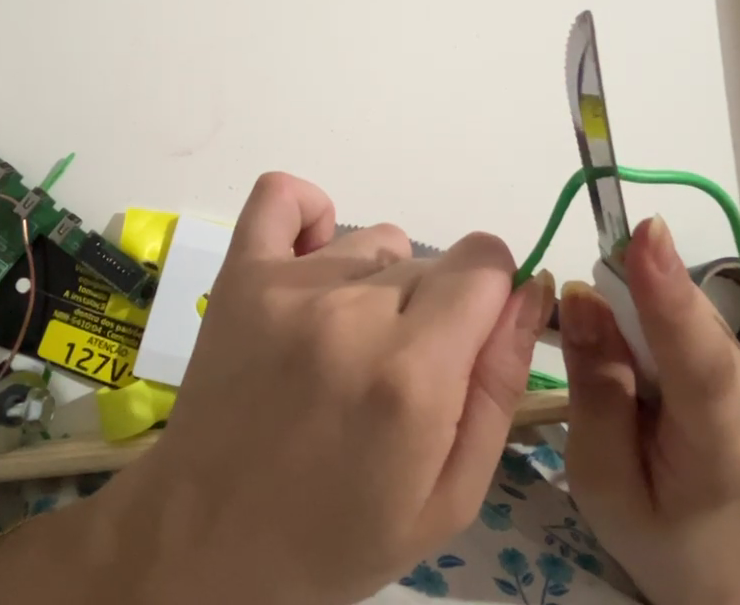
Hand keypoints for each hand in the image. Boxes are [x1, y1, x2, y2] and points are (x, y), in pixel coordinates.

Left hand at [91, 172, 554, 604]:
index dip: (491, 300)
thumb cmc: (338, 535)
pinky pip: (283, 196)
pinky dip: (309, 216)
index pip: (487, 262)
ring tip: (348, 343)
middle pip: (433, 260)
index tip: (467, 343)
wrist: (208, 543)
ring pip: (376, 241)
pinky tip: (312, 263)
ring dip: (380, 282)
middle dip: (436, 310)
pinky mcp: (240, 275)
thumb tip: (531, 290)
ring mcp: (289, 286)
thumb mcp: (450, 496)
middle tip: (397, 372)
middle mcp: (353, 312)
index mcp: (413, 372)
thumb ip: (500, 384)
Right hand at [559, 216, 739, 604]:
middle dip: (631, 297)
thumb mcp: (598, 472)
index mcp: (718, 446)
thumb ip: (595, 385)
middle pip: (686, 323)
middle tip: (577, 307)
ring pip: (686, 314)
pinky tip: (636, 360)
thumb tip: (581, 297)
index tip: (646, 232)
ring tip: (608, 356)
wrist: (707, 553)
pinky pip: (689, 320)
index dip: (669, 295)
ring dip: (637, 312)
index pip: (698, 361)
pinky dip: (651, 322)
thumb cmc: (645, 524)